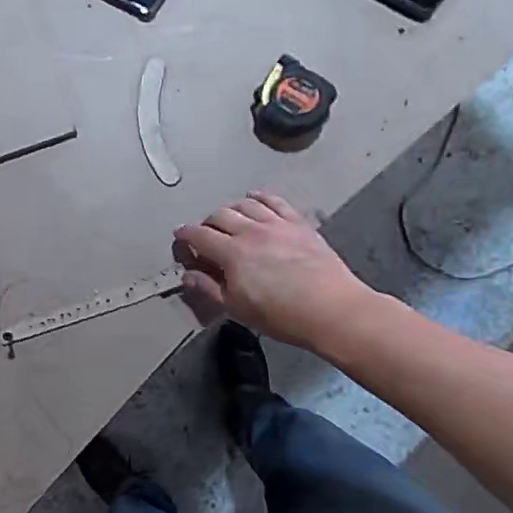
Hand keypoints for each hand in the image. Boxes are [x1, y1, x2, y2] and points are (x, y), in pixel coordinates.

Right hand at [174, 191, 380, 350]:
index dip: (186, 234)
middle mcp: (252, 231)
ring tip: (227, 215)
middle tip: (204, 232)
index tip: (181, 235)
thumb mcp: (238, 308)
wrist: (331, 309)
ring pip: (246, 204)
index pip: (200, 236)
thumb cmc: (284, 315)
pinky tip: (256, 197)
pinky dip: (261, 197)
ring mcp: (277, 224)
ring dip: (231, 207)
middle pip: (220, 215)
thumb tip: (189, 276)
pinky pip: (275, 202)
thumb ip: (210, 288)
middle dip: (207, 222)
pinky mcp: (298, 224)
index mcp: (232, 253)